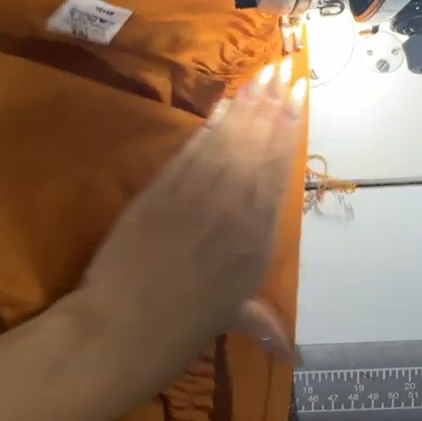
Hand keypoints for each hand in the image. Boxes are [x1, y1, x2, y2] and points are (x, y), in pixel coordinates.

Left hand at [70, 60, 305, 381]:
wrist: (123, 329)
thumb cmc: (179, 331)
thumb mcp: (228, 319)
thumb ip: (258, 317)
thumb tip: (288, 350)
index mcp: (257, 242)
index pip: (278, 174)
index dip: (289, 133)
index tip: (298, 99)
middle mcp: (234, 211)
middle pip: (257, 148)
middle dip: (272, 105)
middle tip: (282, 69)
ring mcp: (197, 197)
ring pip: (228, 142)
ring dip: (245, 106)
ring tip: (260, 76)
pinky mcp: (162, 190)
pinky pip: (192, 152)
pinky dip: (208, 127)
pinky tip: (222, 107)